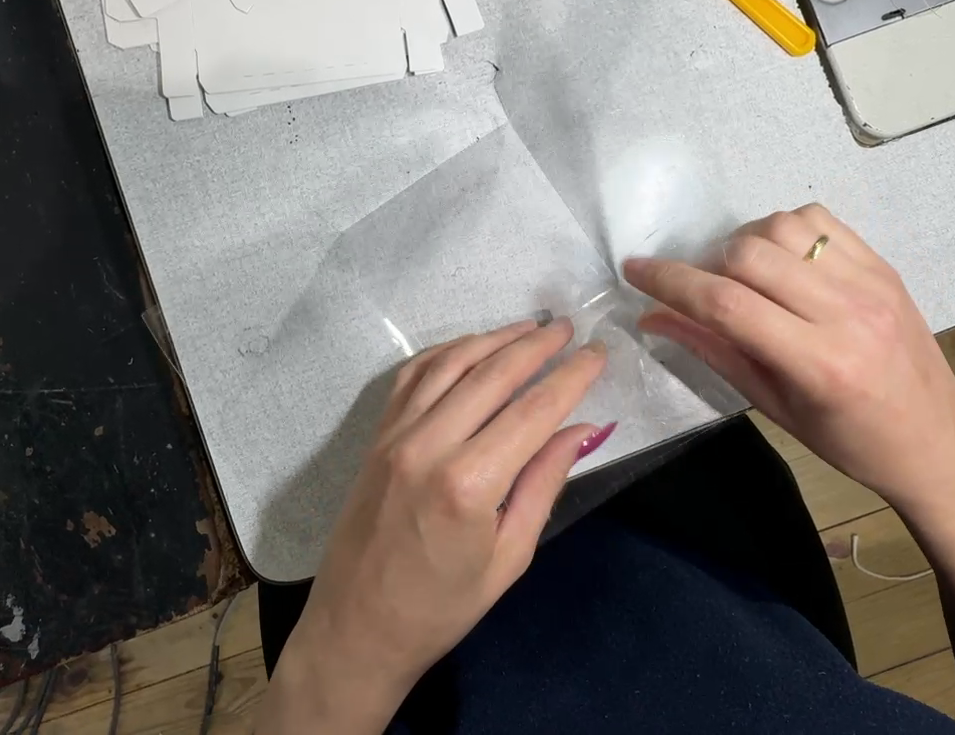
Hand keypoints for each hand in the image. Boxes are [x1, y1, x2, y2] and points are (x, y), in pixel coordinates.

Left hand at [259, 320, 613, 734]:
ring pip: (452, 363)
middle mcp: (429, 445)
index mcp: (469, 485)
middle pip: (493, 375)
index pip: (533, 411)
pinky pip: (415, 374)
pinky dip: (448, 351)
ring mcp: (396, 434)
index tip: (597, 353)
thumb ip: (545, 483)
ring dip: (495, 338)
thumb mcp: (509, 557)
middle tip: (567, 327)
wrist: (356, 628)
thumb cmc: (441, 607)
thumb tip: (584, 428)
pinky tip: (474, 345)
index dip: (571, 377)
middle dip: (536, 345)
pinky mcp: (377, 433)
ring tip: (530, 327)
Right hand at [624, 205, 954, 524]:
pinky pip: (817, 219)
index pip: (726, 305)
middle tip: (702, 289)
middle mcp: (847, 313)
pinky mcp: (884, 265)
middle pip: (748, 256)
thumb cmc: (850, 443)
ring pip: (780, 226)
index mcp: (819, 364)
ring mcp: (871, 282)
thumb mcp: (774, 407)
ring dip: (744, 244)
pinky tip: (781, 260)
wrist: (938, 446)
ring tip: (744, 276)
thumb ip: (712, 352)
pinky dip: (782, 230)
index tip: (635, 271)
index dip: (670, 282)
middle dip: (705, 265)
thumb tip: (652, 317)